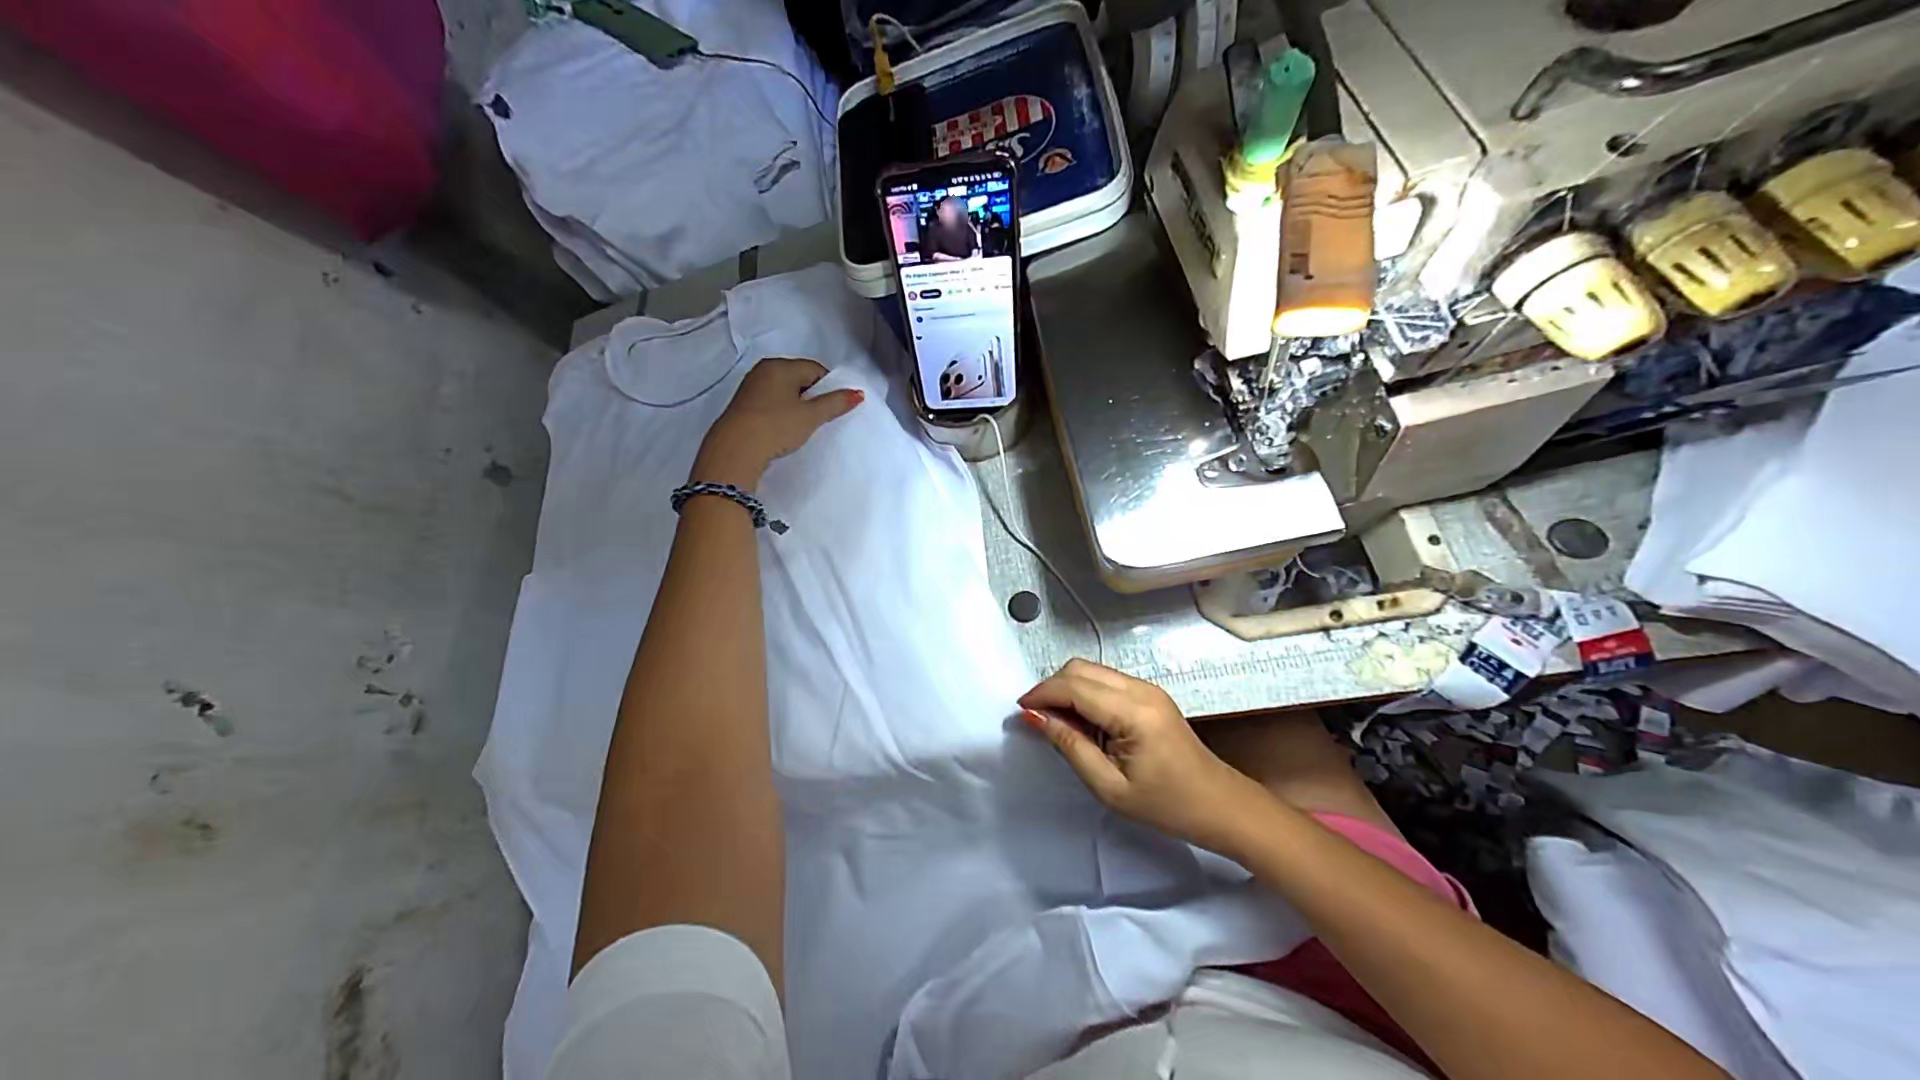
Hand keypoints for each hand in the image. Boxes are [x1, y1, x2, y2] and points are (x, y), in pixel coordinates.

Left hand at [692, 358, 863, 490]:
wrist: (736, 448)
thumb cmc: (777, 426)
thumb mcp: (811, 416)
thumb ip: (836, 403)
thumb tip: (858, 393)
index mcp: (781, 365)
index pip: (816, 369)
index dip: (829, 387)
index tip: (832, 408)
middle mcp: (764, 369)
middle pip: (799, 377)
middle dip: (811, 395)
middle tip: (818, 418)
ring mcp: (751, 385)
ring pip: (784, 389)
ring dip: (795, 404)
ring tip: (800, 425)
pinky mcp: (742, 403)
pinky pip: (770, 400)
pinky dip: (780, 410)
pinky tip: (782, 428)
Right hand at [1019, 659, 1273, 857]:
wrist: (1219, 805)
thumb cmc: (1166, 805)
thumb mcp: (1109, 786)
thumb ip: (1069, 746)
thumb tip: (1034, 717)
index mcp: (1133, 712)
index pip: (1074, 686)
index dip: (1041, 694)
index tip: (1020, 713)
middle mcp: (1141, 689)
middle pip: (1081, 668)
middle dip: (1052, 687)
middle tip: (1037, 720)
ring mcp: (1148, 688)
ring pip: (1092, 670)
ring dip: (1067, 689)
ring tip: (1058, 725)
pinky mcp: (1149, 694)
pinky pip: (1106, 680)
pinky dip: (1085, 693)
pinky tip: (1082, 722)